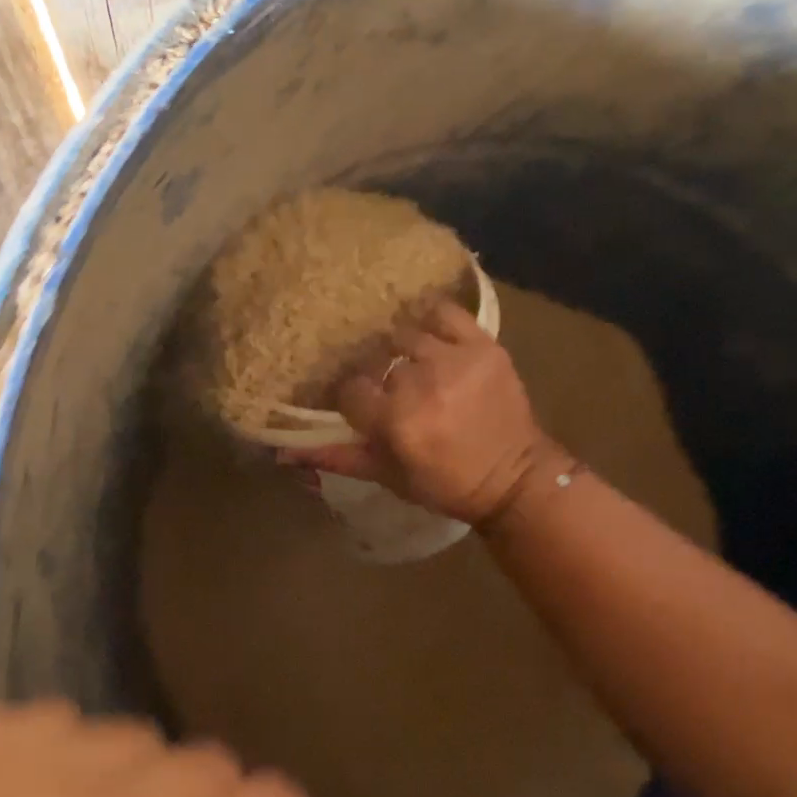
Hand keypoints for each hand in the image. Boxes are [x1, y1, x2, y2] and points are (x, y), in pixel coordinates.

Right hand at [282, 299, 563, 524]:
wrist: (514, 478)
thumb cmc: (446, 484)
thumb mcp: (387, 476)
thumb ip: (336, 456)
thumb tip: (281, 451)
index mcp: (397, 420)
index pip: (349, 389)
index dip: (349, 396)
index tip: (357, 403)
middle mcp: (422, 383)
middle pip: (375, 357)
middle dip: (375, 371)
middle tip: (382, 382)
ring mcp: (456, 359)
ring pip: (405, 332)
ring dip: (399, 346)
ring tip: (405, 359)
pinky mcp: (484, 344)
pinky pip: (444, 312)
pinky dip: (430, 317)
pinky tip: (425, 330)